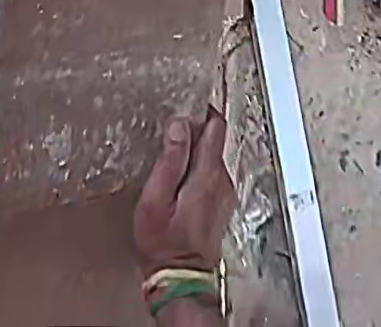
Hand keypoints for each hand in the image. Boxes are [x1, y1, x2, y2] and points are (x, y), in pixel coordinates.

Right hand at [132, 107, 233, 274]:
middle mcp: (222, 181)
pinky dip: (196, 163)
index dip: (201, 110)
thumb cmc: (163, 240)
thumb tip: (179, 124)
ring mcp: (224, 193)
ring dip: (193, 146)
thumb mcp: (156, 196)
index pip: (215, 127)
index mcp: (207, 174)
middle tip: (168, 127)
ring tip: (169, 147)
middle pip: (214, 138)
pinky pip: (210, 170)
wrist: (179, 279)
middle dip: (193, 127)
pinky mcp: (220, 203)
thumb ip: (170, 158)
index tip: (184, 101)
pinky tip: (177, 172)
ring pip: (211, 154)